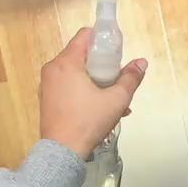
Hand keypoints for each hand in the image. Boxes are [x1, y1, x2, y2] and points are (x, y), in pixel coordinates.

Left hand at [38, 27, 146, 158]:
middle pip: (80, 55)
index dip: (103, 39)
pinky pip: (67, 87)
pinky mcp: (46, 100)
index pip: (85, 35)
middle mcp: (52, 69)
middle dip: (101, 65)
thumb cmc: (88, 121)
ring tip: (112, 100)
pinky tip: (98, 109)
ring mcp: (46, 85)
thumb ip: (130, 78)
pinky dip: (82, 92)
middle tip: (116, 79)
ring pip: (75, 73)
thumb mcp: (116, 100)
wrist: (62, 151)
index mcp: (66, 62)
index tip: (116, 53)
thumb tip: (141, 62)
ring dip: (94, 81)